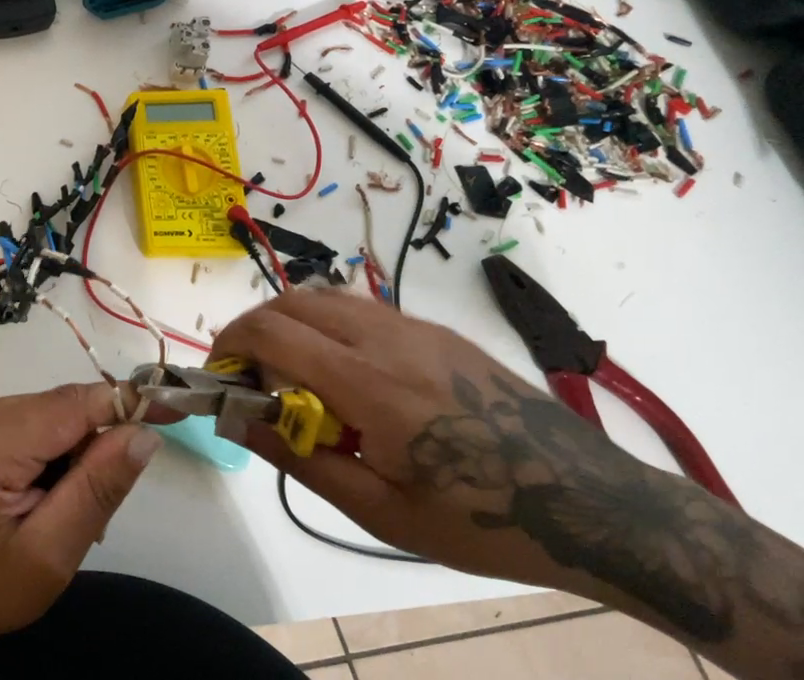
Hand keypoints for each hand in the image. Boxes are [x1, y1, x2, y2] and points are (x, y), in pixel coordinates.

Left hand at [0, 383, 169, 677]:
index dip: (125, 403)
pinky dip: (45, 448)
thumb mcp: (54, 550)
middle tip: (94, 508)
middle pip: (58, 408)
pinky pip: (24, 419)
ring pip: (44, 412)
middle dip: (91, 445)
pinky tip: (40, 491)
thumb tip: (143, 433)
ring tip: (61, 507)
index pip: (70, 405)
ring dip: (69, 450)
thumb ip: (98, 487)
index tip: (172, 410)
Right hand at [211, 289, 622, 590]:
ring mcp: (420, 330)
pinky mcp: (442, 335)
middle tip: (251, 378)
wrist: (599, 510)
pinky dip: (329, 327)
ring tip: (296, 377)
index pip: (270, 332)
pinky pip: (364, 310)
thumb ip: (299, 458)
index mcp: (370, 384)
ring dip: (290, 324)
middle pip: (291, 302)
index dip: (229, 345)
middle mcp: (390, 340)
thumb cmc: (482, 521)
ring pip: (326, 299)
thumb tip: (234, 420)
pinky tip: (348, 377)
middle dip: (253, 330)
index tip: (221, 378)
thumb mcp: (380, 509)